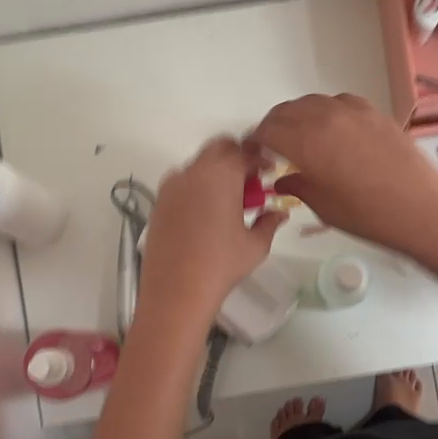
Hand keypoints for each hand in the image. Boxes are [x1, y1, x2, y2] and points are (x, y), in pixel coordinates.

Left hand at [139, 137, 285, 318]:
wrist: (176, 290)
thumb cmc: (222, 264)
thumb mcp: (255, 245)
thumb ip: (269, 222)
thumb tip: (279, 213)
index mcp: (222, 174)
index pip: (245, 152)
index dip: (260, 159)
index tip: (269, 173)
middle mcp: (194, 171)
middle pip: (218, 148)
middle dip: (236, 159)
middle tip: (249, 184)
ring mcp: (172, 185)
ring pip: (198, 165)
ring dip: (215, 173)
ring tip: (227, 203)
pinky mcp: (159, 202)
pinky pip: (182, 183)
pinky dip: (197, 188)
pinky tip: (205, 216)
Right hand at [247, 94, 437, 258]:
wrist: (420, 209)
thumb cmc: (366, 215)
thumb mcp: (323, 206)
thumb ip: (297, 186)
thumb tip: (283, 180)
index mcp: (305, 141)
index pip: (267, 129)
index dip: (256, 140)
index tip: (255, 152)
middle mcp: (325, 117)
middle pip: (287, 111)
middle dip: (275, 126)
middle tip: (274, 146)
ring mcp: (352, 111)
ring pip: (313, 103)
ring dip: (300, 116)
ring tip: (302, 137)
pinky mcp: (374, 112)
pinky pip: (340, 103)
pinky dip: (327, 112)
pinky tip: (334, 131)